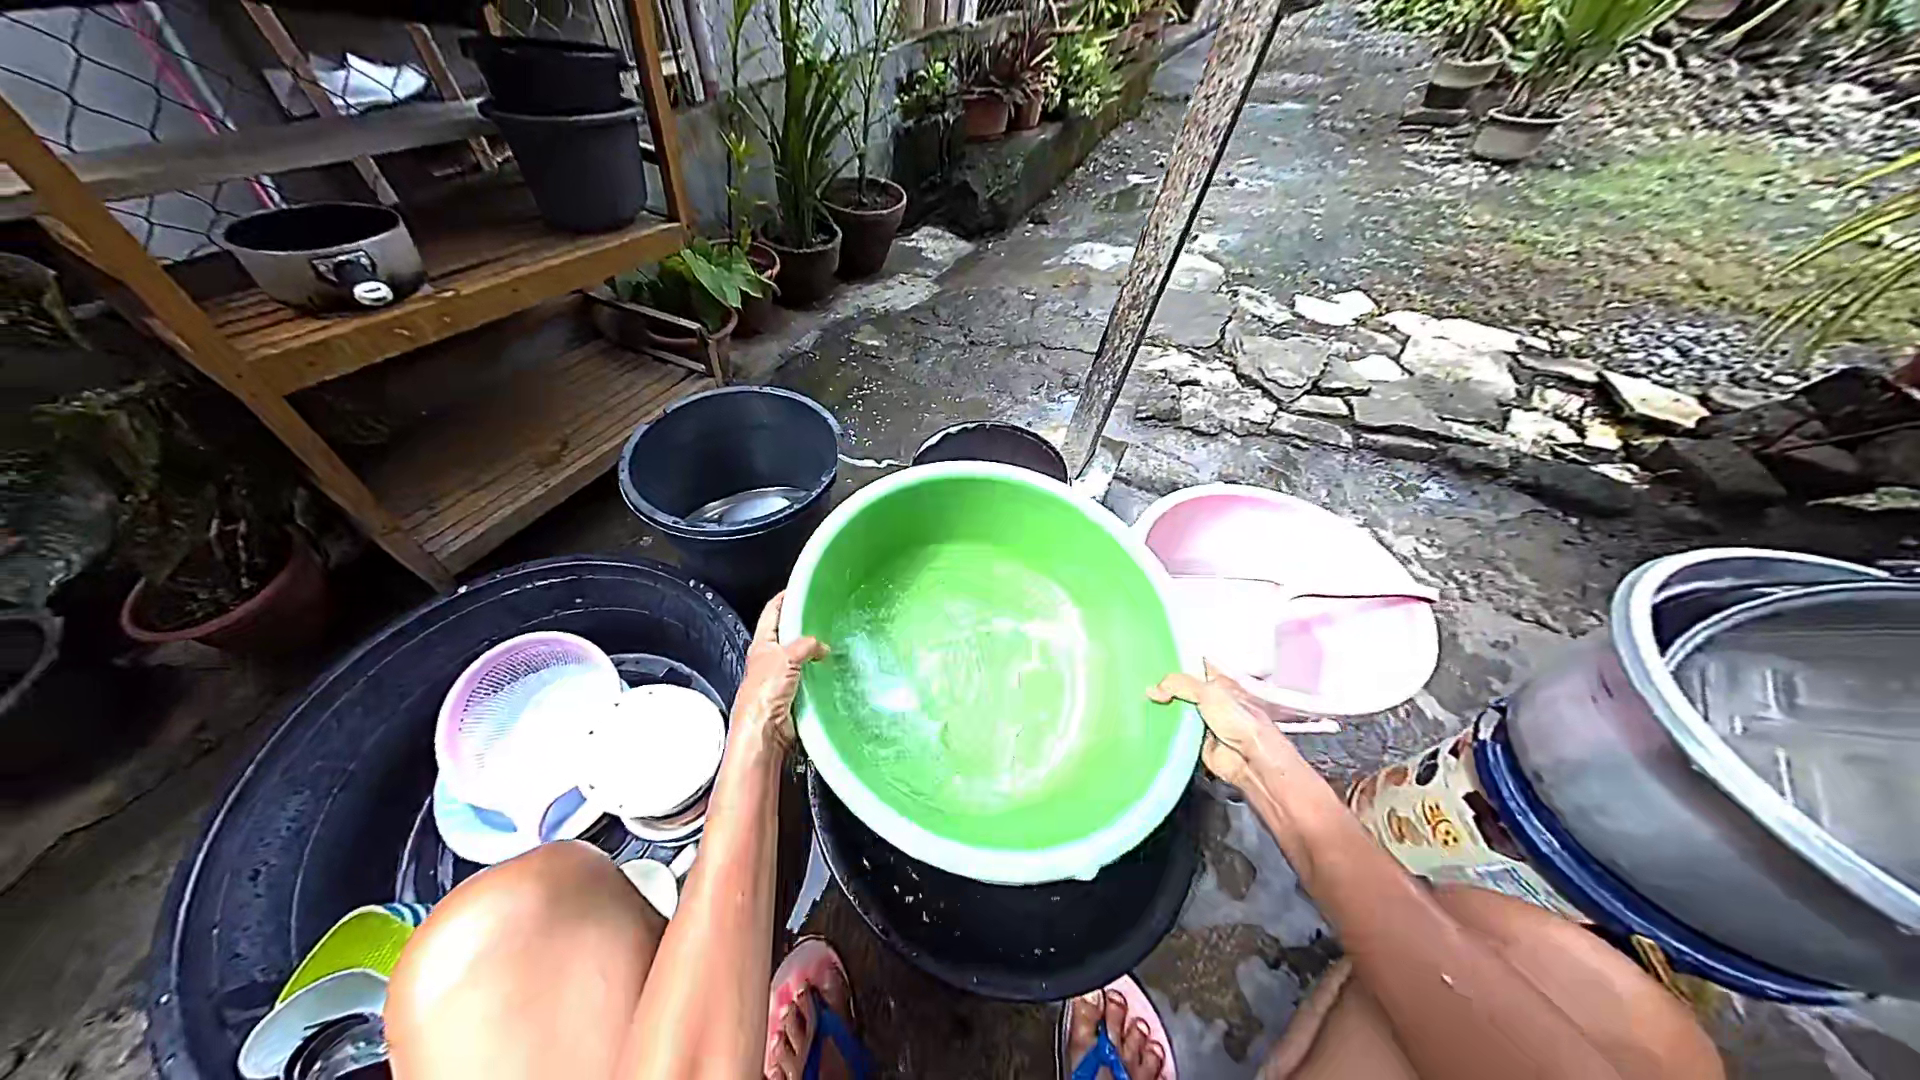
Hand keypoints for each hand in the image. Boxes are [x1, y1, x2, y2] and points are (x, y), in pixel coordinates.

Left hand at [733, 592, 827, 754]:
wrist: (765, 731)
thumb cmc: (766, 692)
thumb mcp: (786, 657)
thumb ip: (806, 645)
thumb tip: (822, 646)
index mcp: (761, 644)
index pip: (772, 612)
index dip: (784, 599)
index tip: (800, 589)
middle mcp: (769, 658)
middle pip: (788, 633)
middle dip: (804, 624)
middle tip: (824, 614)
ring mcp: (781, 676)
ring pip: (800, 655)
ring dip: (814, 649)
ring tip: (833, 638)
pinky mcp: (793, 693)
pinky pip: (809, 675)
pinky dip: (819, 670)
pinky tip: (831, 667)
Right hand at [1148, 664, 1282, 788]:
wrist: (1248, 758)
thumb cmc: (1236, 717)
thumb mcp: (1208, 691)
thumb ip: (1178, 685)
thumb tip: (1150, 690)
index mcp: (1217, 682)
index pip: (1193, 667)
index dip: (1176, 663)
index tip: (1152, 661)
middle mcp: (1209, 699)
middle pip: (1180, 689)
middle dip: (1163, 687)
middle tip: (1140, 682)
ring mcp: (1201, 720)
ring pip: (1174, 709)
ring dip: (1160, 708)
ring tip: (1138, 700)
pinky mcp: (1193, 739)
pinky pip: (1172, 730)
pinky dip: (1161, 727)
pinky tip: (1145, 720)